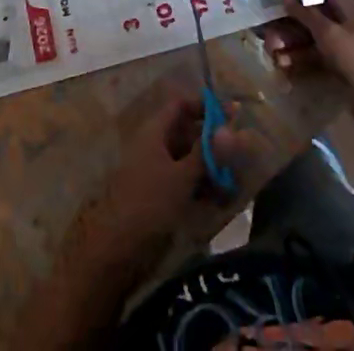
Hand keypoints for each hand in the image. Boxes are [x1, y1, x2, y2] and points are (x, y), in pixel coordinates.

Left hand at [78, 92, 250, 260]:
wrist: (114, 249)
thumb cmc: (148, 203)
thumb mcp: (183, 176)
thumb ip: (207, 153)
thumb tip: (231, 128)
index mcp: (154, 132)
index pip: (181, 105)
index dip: (204, 106)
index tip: (232, 114)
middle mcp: (154, 146)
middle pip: (187, 133)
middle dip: (213, 143)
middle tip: (240, 153)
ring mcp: (155, 171)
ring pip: (188, 160)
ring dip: (210, 168)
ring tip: (233, 184)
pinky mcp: (157, 196)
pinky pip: (183, 182)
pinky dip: (201, 187)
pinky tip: (218, 201)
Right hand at [260, 0, 353, 153]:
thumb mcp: (330, 34)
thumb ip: (306, 14)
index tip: (277, 1)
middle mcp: (351, 24)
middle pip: (314, 18)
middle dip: (290, 27)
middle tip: (269, 38)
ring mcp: (347, 47)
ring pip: (313, 40)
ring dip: (292, 46)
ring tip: (274, 57)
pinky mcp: (342, 67)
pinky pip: (318, 57)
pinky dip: (302, 60)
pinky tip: (285, 68)